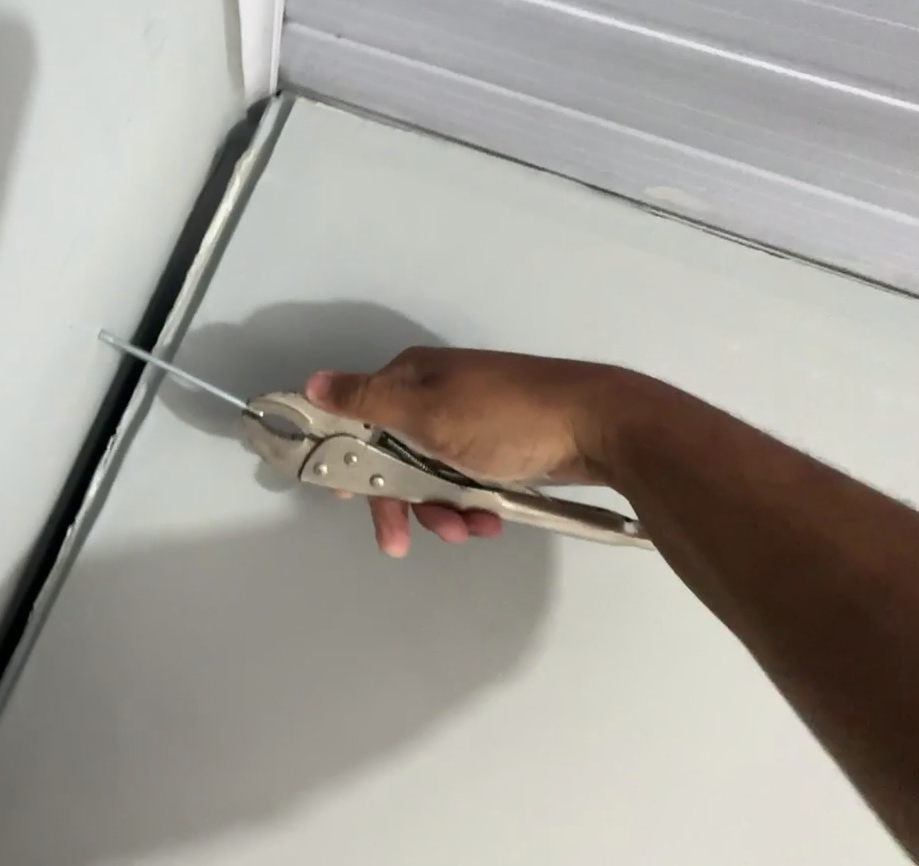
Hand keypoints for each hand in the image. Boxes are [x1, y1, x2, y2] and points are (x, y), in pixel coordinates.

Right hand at [306, 347, 625, 556]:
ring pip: (430, 472)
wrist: (607, 427)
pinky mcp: (500, 445)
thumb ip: (364, 400)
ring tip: (464, 531)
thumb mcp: (425, 411)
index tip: (348, 495)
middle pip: (392, 452)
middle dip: (400, 499)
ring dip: (439, 508)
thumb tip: (311, 382)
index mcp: (411, 378)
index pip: (357, 416)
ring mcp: (469, 420)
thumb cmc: (505, 418)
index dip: (348, 456)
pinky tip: (489, 522)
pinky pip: (466, 479)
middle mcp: (434, 394)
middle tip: (400, 540)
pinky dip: (470, 504)